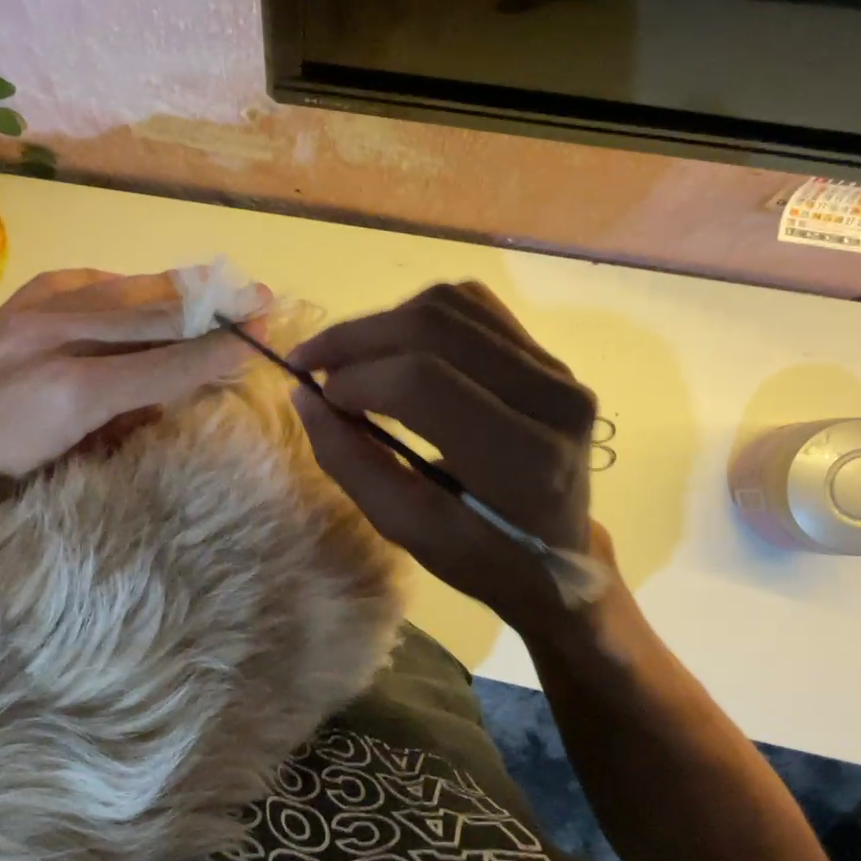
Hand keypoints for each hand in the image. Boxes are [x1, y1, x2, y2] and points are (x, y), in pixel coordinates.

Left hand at [0, 268, 262, 519]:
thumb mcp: (57, 477)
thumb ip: (116, 434)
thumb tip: (164, 404)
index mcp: (73, 392)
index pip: (171, 363)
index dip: (222, 352)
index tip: (267, 339)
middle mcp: (58, 335)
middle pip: (157, 309)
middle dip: (213, 306)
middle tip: (263, 300)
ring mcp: (32, 311)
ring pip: (125, 287)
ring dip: (175, 288)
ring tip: (218, 289)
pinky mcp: (15, 305)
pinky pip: (87, 283)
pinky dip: (124, 288)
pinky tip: (140, 295)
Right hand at [288, 282, 603, 632]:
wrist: (555, 555)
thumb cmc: (479, 557)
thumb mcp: (407, 527)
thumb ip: (351, 462)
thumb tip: (303, 397)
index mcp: (520, 458)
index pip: (423, 382)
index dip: (356, 378)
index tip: (315, 395)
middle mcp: (551, 398)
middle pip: (436, 326)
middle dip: (357, 337)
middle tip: (311, 360)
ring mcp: (557, 368)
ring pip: (452, 304)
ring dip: (383, 322)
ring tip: (346, 356)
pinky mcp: (549, 355)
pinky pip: (474, 305)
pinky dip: (418, 316)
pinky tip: (392, 347)